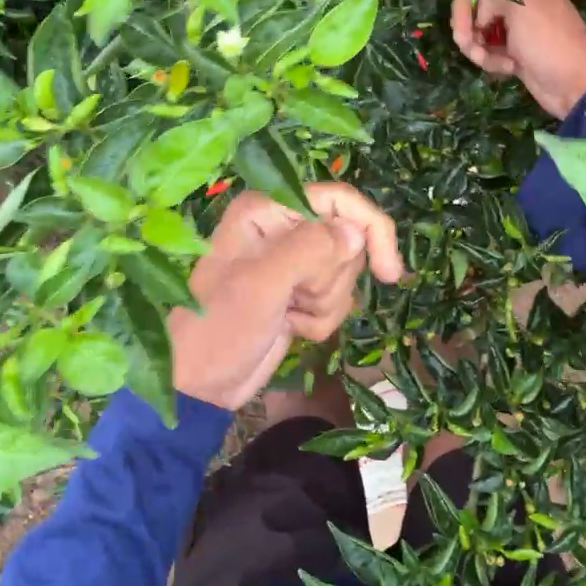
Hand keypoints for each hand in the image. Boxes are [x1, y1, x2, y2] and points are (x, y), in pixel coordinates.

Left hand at [169, 184, 404, 410]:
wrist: (198, 385)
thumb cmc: (217, 329)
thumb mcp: (260, 286)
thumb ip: (308, 250)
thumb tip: (355, 231)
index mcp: (267, 209)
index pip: (339, 200)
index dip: (370, 230)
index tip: (387, 274)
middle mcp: (282, 226)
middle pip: (348, 239)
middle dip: (332, 279)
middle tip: (295, 299)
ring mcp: (291, 261)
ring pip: (346, 272)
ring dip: (325, 304)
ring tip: (288, 316)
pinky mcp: (298, 292)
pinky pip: (336, 299)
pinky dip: (320, 320)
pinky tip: (289, 327)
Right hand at [449, 0, 585, 119]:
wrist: (576, 85)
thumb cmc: (550, 42)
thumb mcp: (521, 7)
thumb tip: (476, 15)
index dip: (468, 6)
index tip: (464, 29)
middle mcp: (520, 5)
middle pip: (477, 11)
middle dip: (469, 31)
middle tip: (470, 47)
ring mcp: (518, 32)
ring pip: (480, 35)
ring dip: (480, 50)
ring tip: (498, 63)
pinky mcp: (515, 55)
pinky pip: (490, 53)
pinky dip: (493, 62)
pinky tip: (509, 69)